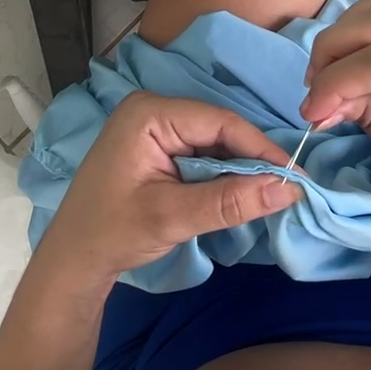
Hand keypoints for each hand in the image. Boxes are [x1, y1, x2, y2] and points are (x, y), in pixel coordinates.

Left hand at [40, 92, 302, 282]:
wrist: (73, 259)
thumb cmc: (113, 232)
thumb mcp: (173, 217)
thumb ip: (229, 201)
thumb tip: (289, 189)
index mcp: (149, 113)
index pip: (219, 121)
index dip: (261, 148)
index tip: (297, 177)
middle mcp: (153, 111)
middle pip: (218, 129)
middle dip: (253, 160)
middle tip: (292, 189)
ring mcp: (154, 128)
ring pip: (213, 143)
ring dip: (240, 169)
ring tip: (275, 193)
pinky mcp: (157, 148)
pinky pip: (200, 154)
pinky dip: (222, 175)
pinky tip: (243, 194)